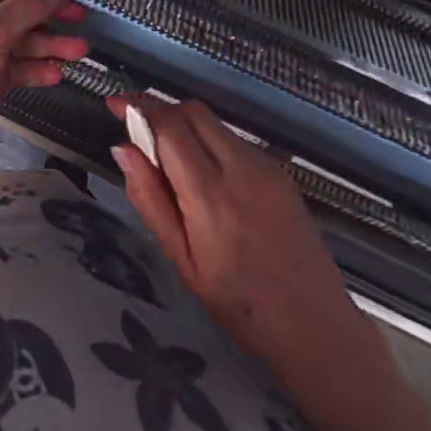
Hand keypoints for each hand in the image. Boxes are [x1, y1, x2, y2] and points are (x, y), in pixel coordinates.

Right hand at [108, 96, 347, 356]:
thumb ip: (151, 199)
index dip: (139, 108)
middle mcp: (242, 169)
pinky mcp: (281, 173)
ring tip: (167, 161)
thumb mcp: (182, 259)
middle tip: (137, 131)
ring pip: (215, 124)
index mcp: (211, 195)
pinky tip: (203, 175)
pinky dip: (210, 142)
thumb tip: (123, 150)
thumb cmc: (240, 304)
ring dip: (185, 127)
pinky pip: (235, 141)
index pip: (170, 127)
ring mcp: (267, 168)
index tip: (115, 104)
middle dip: (161, 110)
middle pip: (193, 112)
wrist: (316, 326)